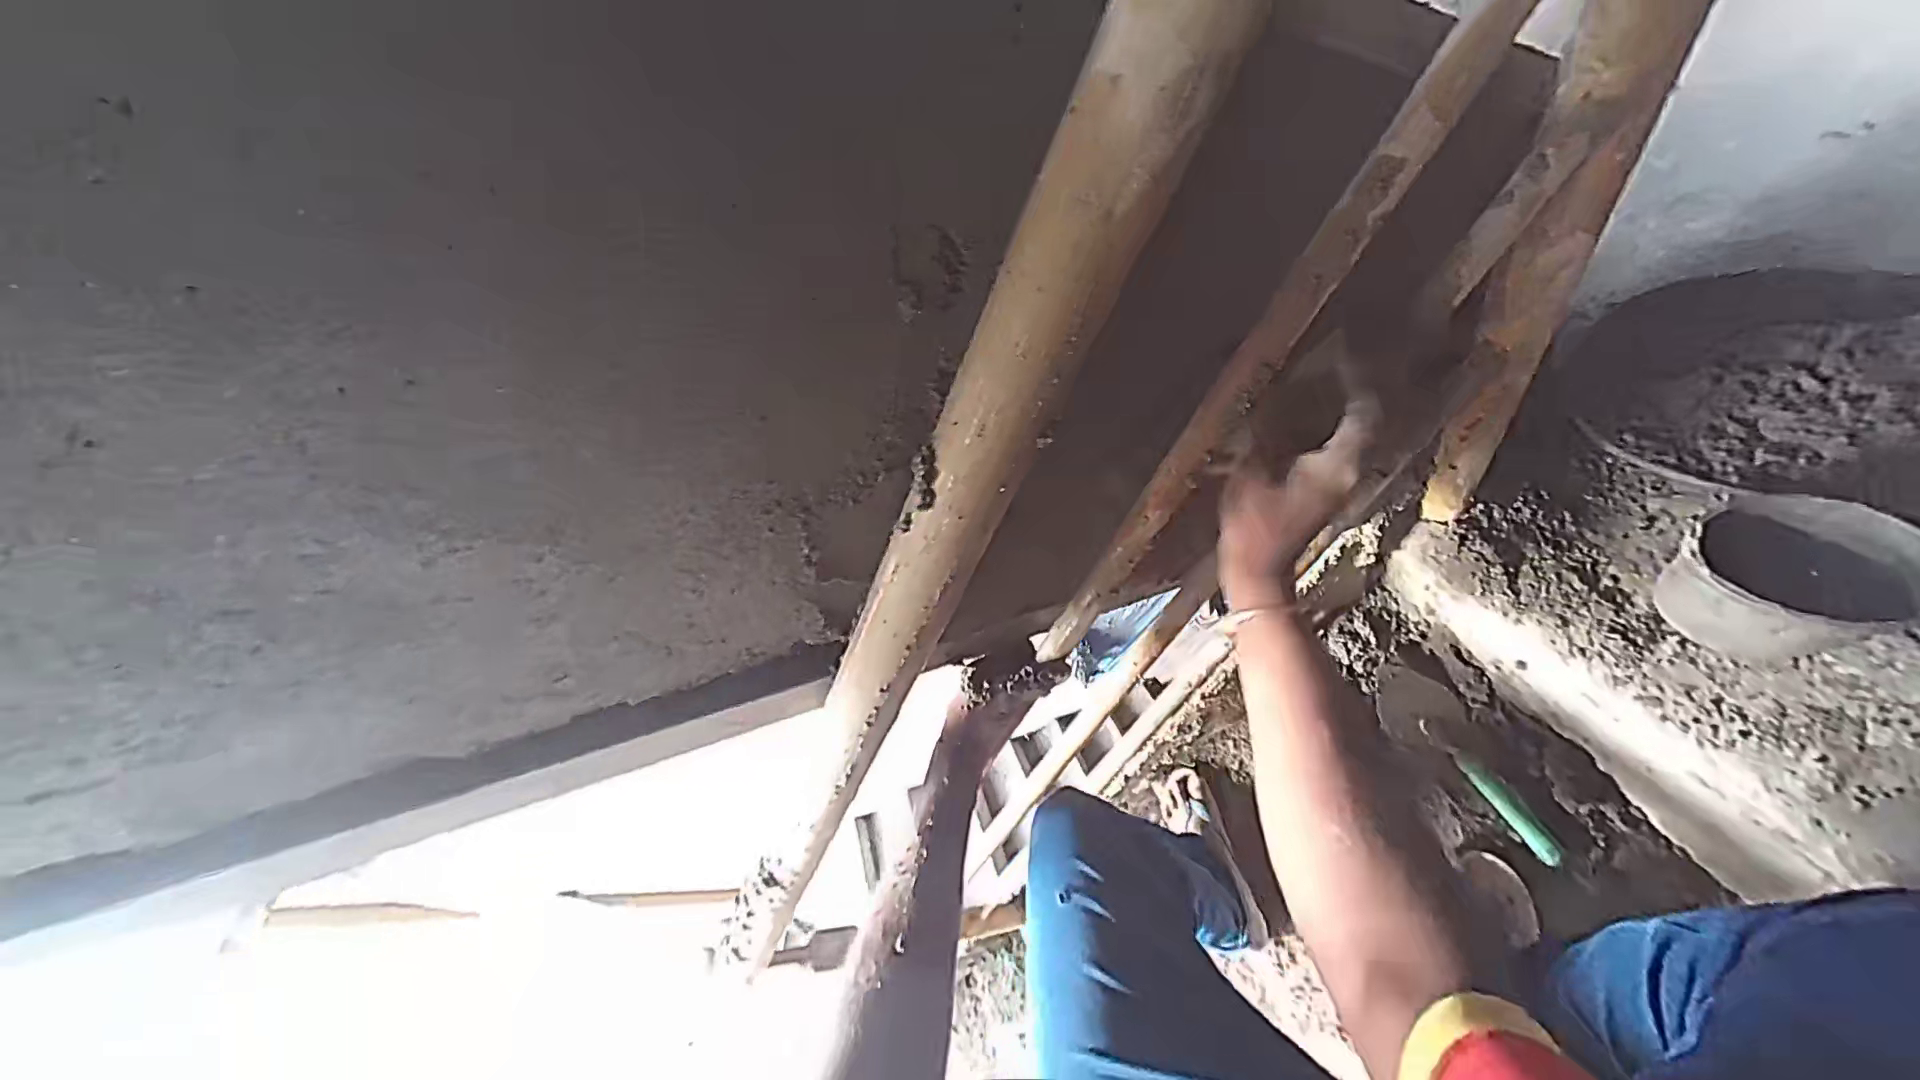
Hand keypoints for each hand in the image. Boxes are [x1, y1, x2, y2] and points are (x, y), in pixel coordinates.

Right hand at [1217, 379, 1377, 610]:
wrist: (1260, 571)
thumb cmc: (1253, 529)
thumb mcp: (1249, 478)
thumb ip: (1259, 439)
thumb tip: (1265, 406)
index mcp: (1337, 466)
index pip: (1362, 412)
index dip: (1354, 380)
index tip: (1340, 355)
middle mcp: (1349, 472)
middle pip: (1363, 421)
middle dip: (1350, 391)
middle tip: (1332, 365)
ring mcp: (1342, 485)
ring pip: (1353, 436)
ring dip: (1341, 410)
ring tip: (1321, 385)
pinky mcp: (1329, 493)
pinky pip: (1339, 449)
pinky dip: (1329, 430)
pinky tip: (1308, 420)